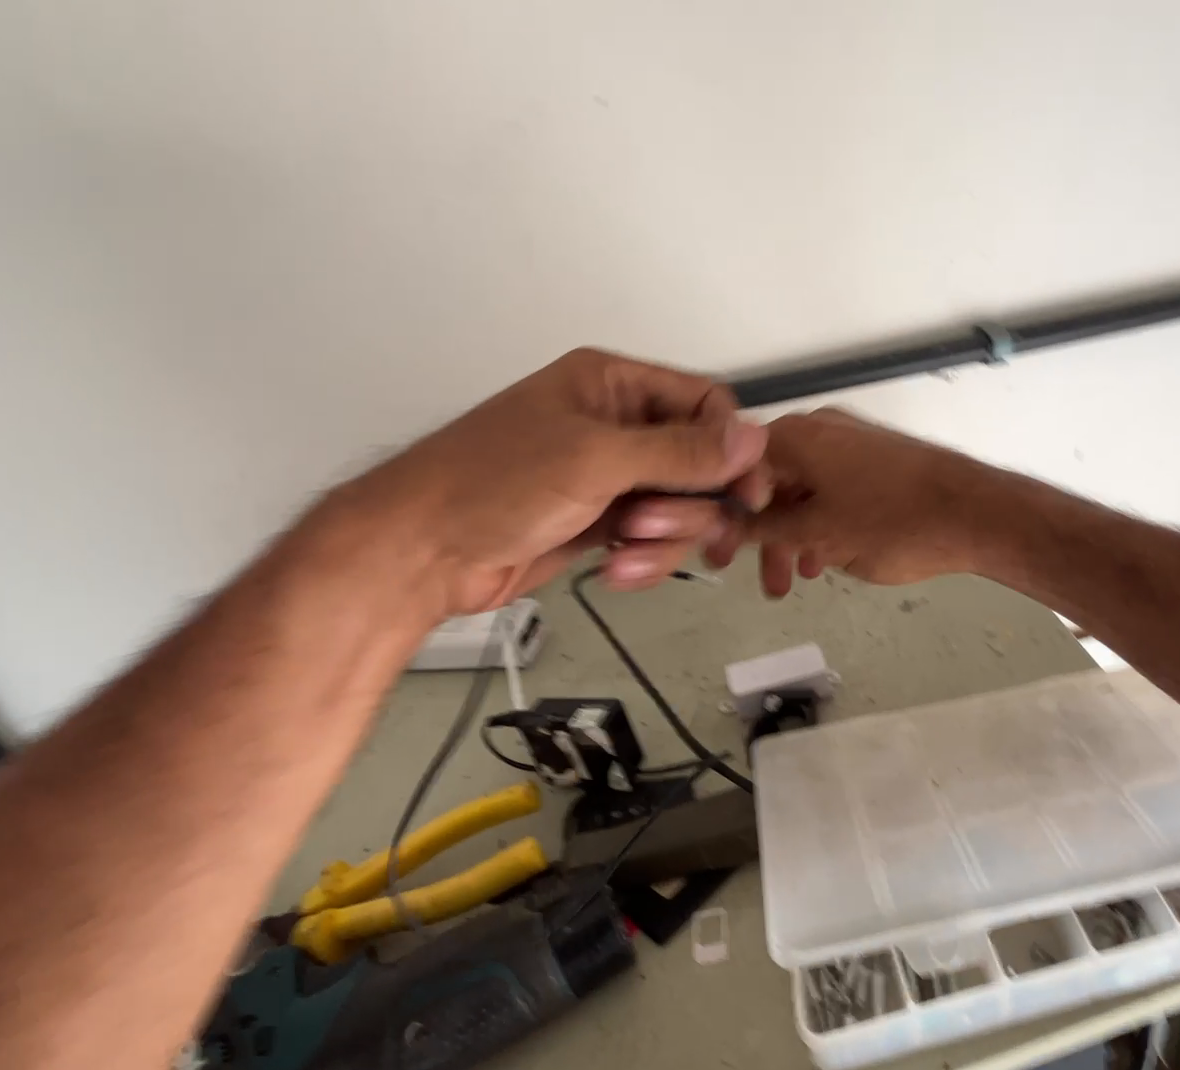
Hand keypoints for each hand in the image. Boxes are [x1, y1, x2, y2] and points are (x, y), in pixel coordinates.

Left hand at [338, 348, 769, 612]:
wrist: (422, 554)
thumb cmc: (496, 484)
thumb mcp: (596, 459)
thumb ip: (682, 451)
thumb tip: (756, 436)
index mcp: (614, 386)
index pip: (705, 406)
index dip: (733, 449)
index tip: (748, 495)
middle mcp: (619, 427)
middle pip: (701, 463)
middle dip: (688, 504)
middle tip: (653, 528)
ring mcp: (611, 479)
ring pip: (682, 507)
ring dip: (665, 538)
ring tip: (624, 552)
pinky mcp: (603, 524)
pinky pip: (654, 539)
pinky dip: (645, 559)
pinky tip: (616, 572)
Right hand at [704, 408, 998, 596]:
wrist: (977, 513)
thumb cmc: (889, 522)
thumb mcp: (816, 533)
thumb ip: (763, 529)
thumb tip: (721, 525)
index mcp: (796, 437)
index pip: (736, 469)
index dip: (723, 513)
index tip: (716, 552)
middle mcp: (820, 431)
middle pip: (770, 483)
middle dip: (761, 536)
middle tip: (752, 578)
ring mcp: (852, 446)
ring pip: (803, 493)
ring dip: (792, 538)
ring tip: (793, 583)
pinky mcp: (878, 464)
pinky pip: (833, 493)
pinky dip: (822, 526)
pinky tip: (826, 562)